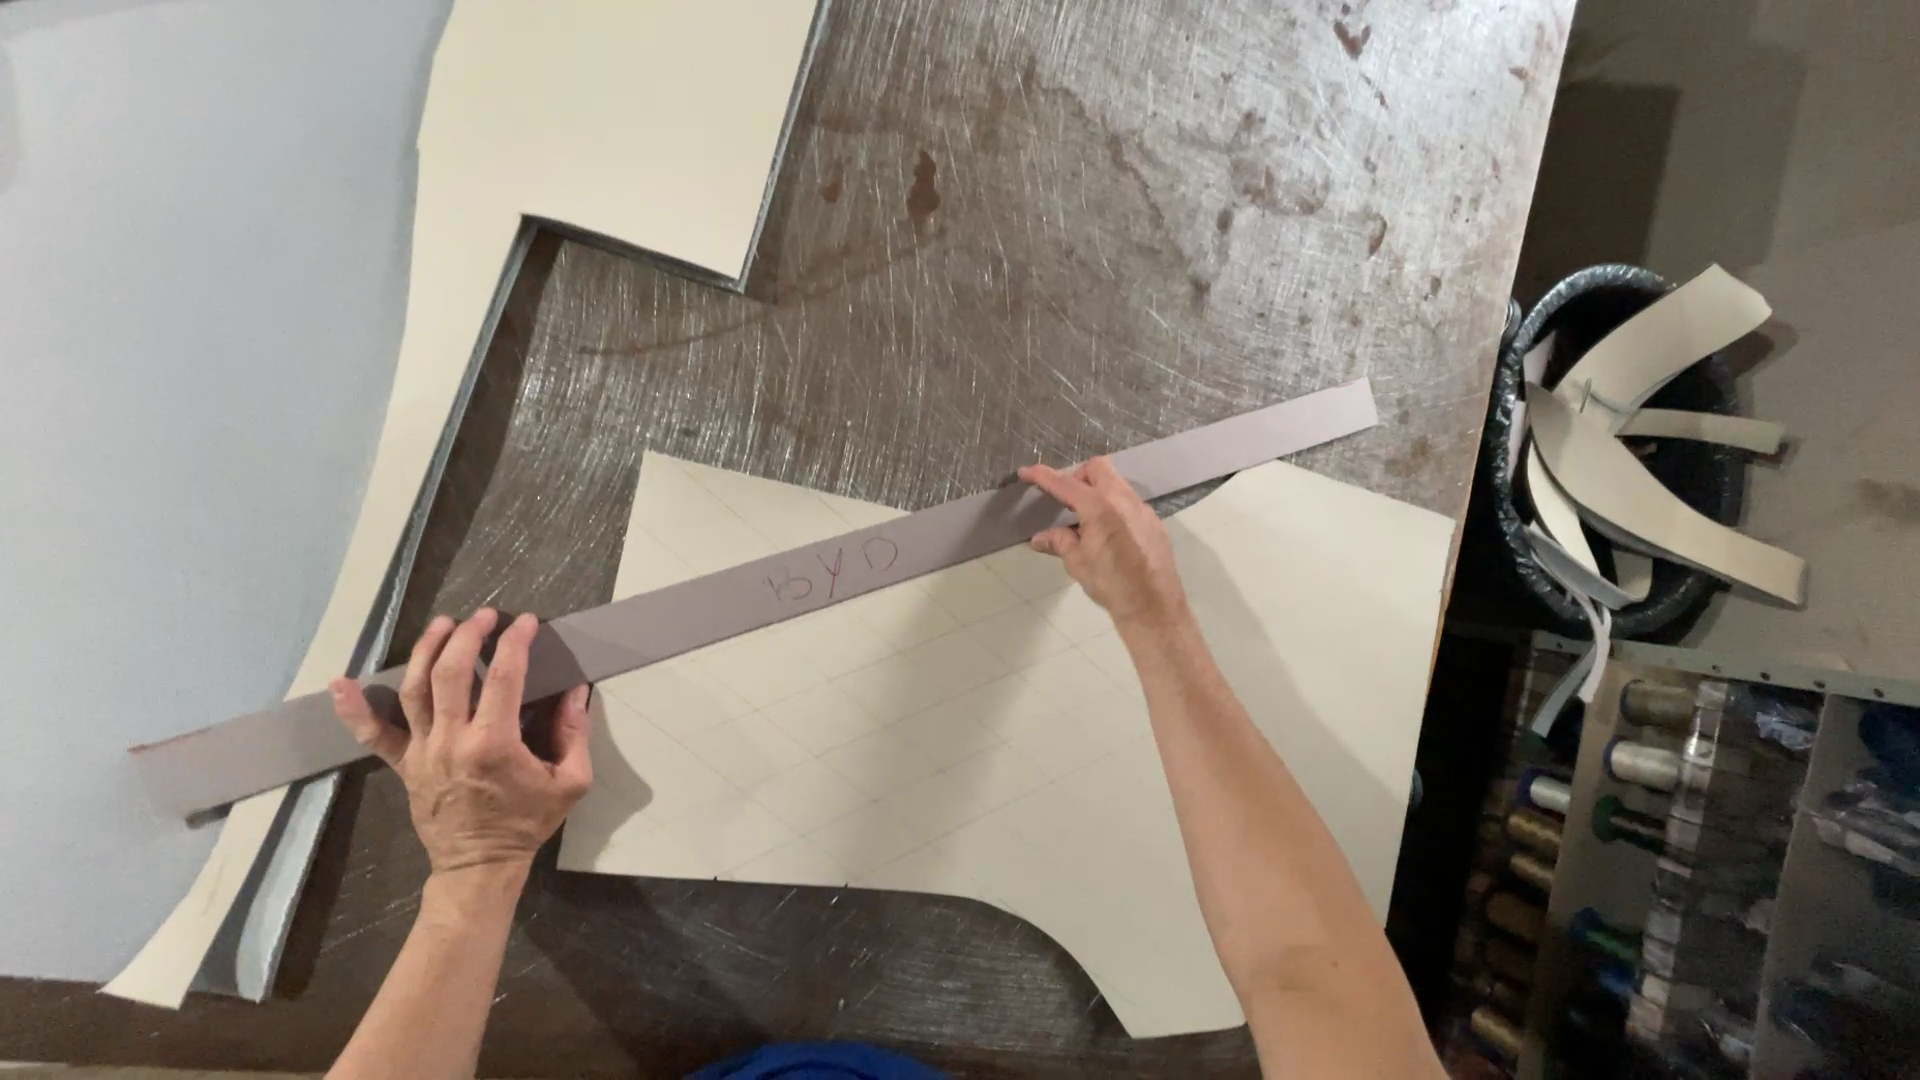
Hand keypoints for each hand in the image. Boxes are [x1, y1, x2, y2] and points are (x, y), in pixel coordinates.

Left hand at [329, 609, 593, 876]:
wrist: (480, 866)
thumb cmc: (529, 821)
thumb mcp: (571, 780)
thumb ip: (574, 732)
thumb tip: (575, 690)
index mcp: (495, 743)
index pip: (504, 677)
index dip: (516, 643)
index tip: (527, 622)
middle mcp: (452, 741)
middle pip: (452, 673)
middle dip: (469, 636)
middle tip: (486, 616)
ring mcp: (422, 752)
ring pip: (415, 690)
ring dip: (427, 651)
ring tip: (443, 624)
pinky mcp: (404, 765)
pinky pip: (373, 735)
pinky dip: (353, 709)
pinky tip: (342, 682)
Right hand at [1020, 457, 1191, 632]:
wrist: (1153, 605)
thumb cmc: (1111, 584)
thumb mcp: (1078, 563)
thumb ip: (1059, 542)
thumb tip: (1040, 538)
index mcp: (1099, 507)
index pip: (1065, 483)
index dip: (1043, 476)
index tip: (1026, 472)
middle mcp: (1122, 500)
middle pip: (1098, 468)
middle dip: (1078, 476)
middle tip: (1068, 501)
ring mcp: (1142, 508)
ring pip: (1117, 483)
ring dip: (1098, 491)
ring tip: (1088, 520)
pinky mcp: (1154, 521)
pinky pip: (1130, 502)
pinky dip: (1115, 507)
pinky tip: (1111, 535)